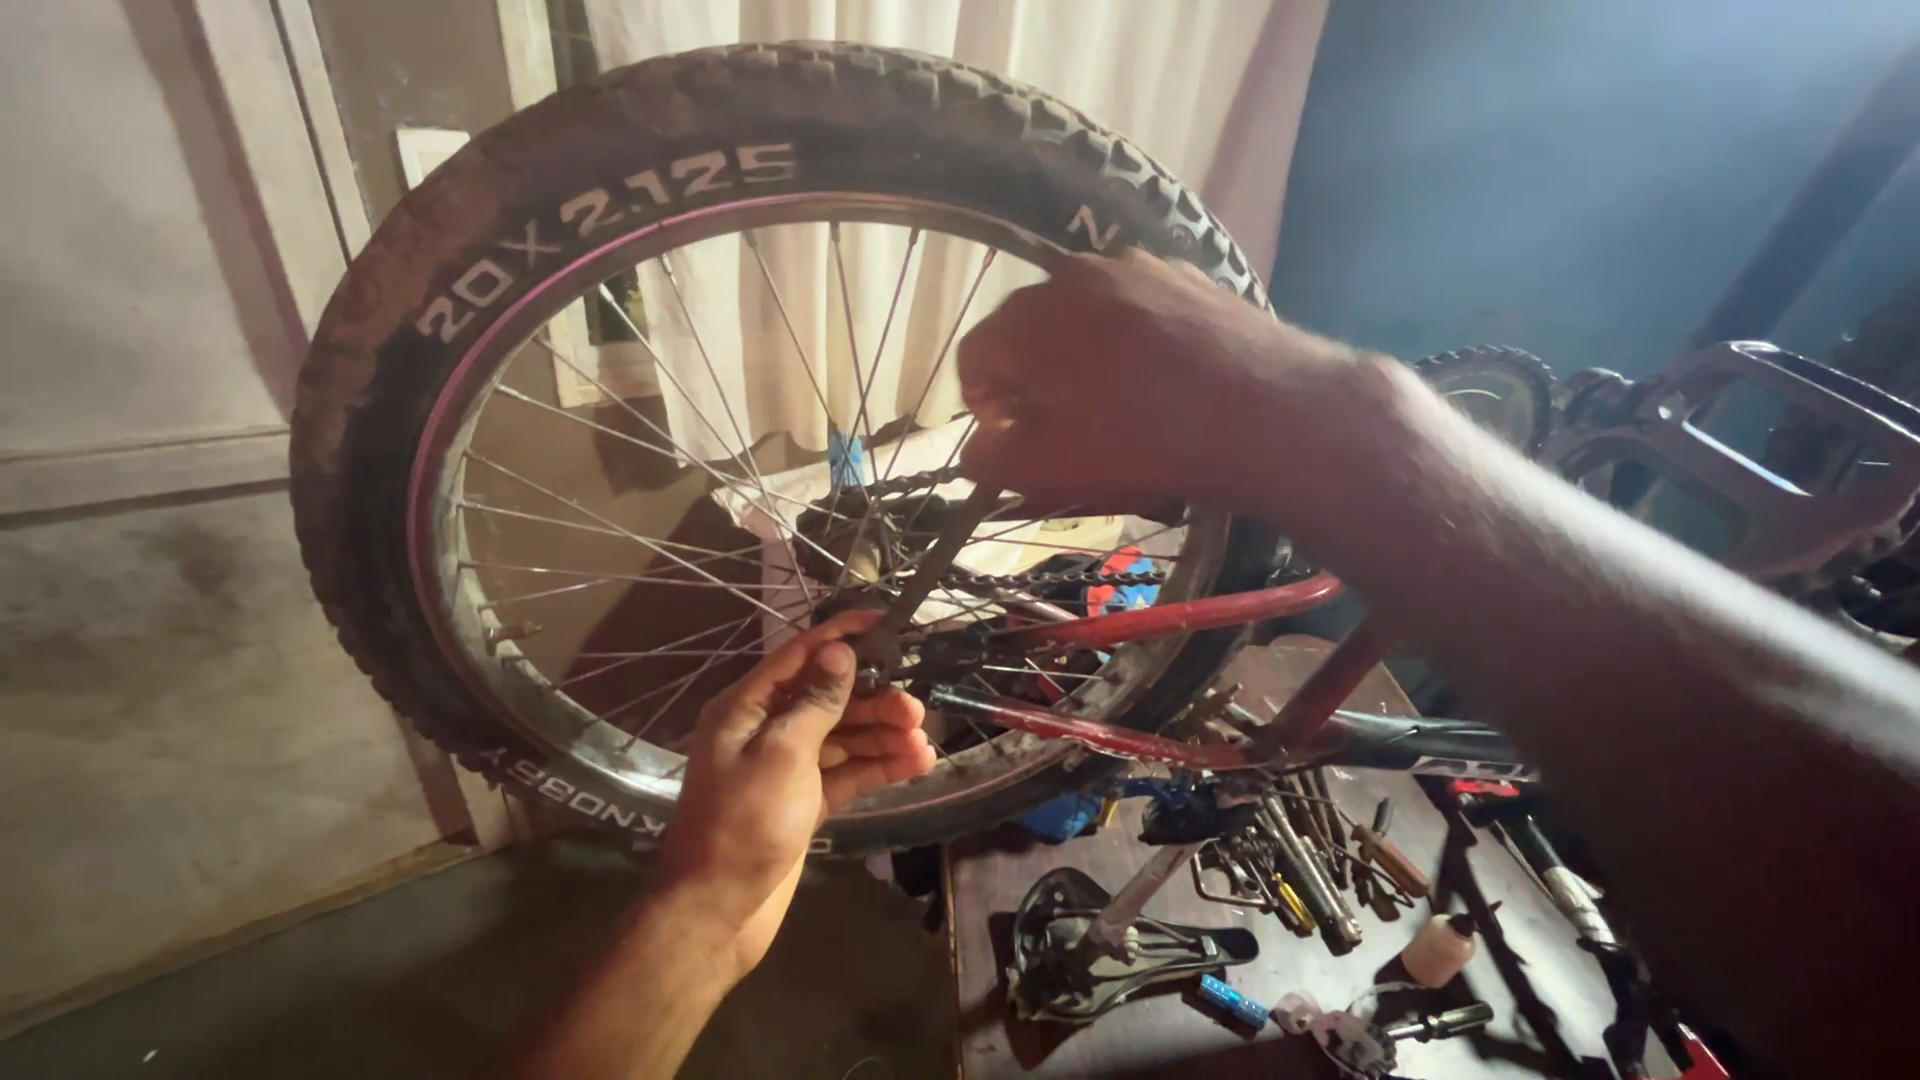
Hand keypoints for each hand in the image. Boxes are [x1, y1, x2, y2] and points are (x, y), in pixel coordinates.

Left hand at [659, 610, 933, 980]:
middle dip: (873, 701)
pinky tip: (914, 763)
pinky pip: (846, 771)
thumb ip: (816, 701)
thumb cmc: (744, 823)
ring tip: (923, 742)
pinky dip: (877, 766)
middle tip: (916, 710)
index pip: (800, 656)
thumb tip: (838, 652)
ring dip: (882, 735)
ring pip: (843, 735)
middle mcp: (767, 728)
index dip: (841, 636)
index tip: (883, 621)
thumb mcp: (782, 754)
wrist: (717, 912)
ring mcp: (787, 765)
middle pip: (829, 699)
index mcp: (747, 707)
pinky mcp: (805, 798)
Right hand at [956, 249, 1367, 512]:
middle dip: (1031, 380)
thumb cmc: (1136, 442)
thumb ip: (988, 458)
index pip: (974, 357)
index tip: (1011, 437)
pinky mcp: (1184, 273)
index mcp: (1024, 321)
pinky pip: (1135, 309)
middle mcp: (1070, 277)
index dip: (983, 404)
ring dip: (1080, 358)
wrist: (1261, 411)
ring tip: (1113, 402)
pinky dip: (1130, 341)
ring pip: (1082, 317)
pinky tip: (1159, 379)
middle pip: (1027, 332)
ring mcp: (1133, 267)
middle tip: (1059, 424)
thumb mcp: (1044, 468)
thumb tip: (976, 449)